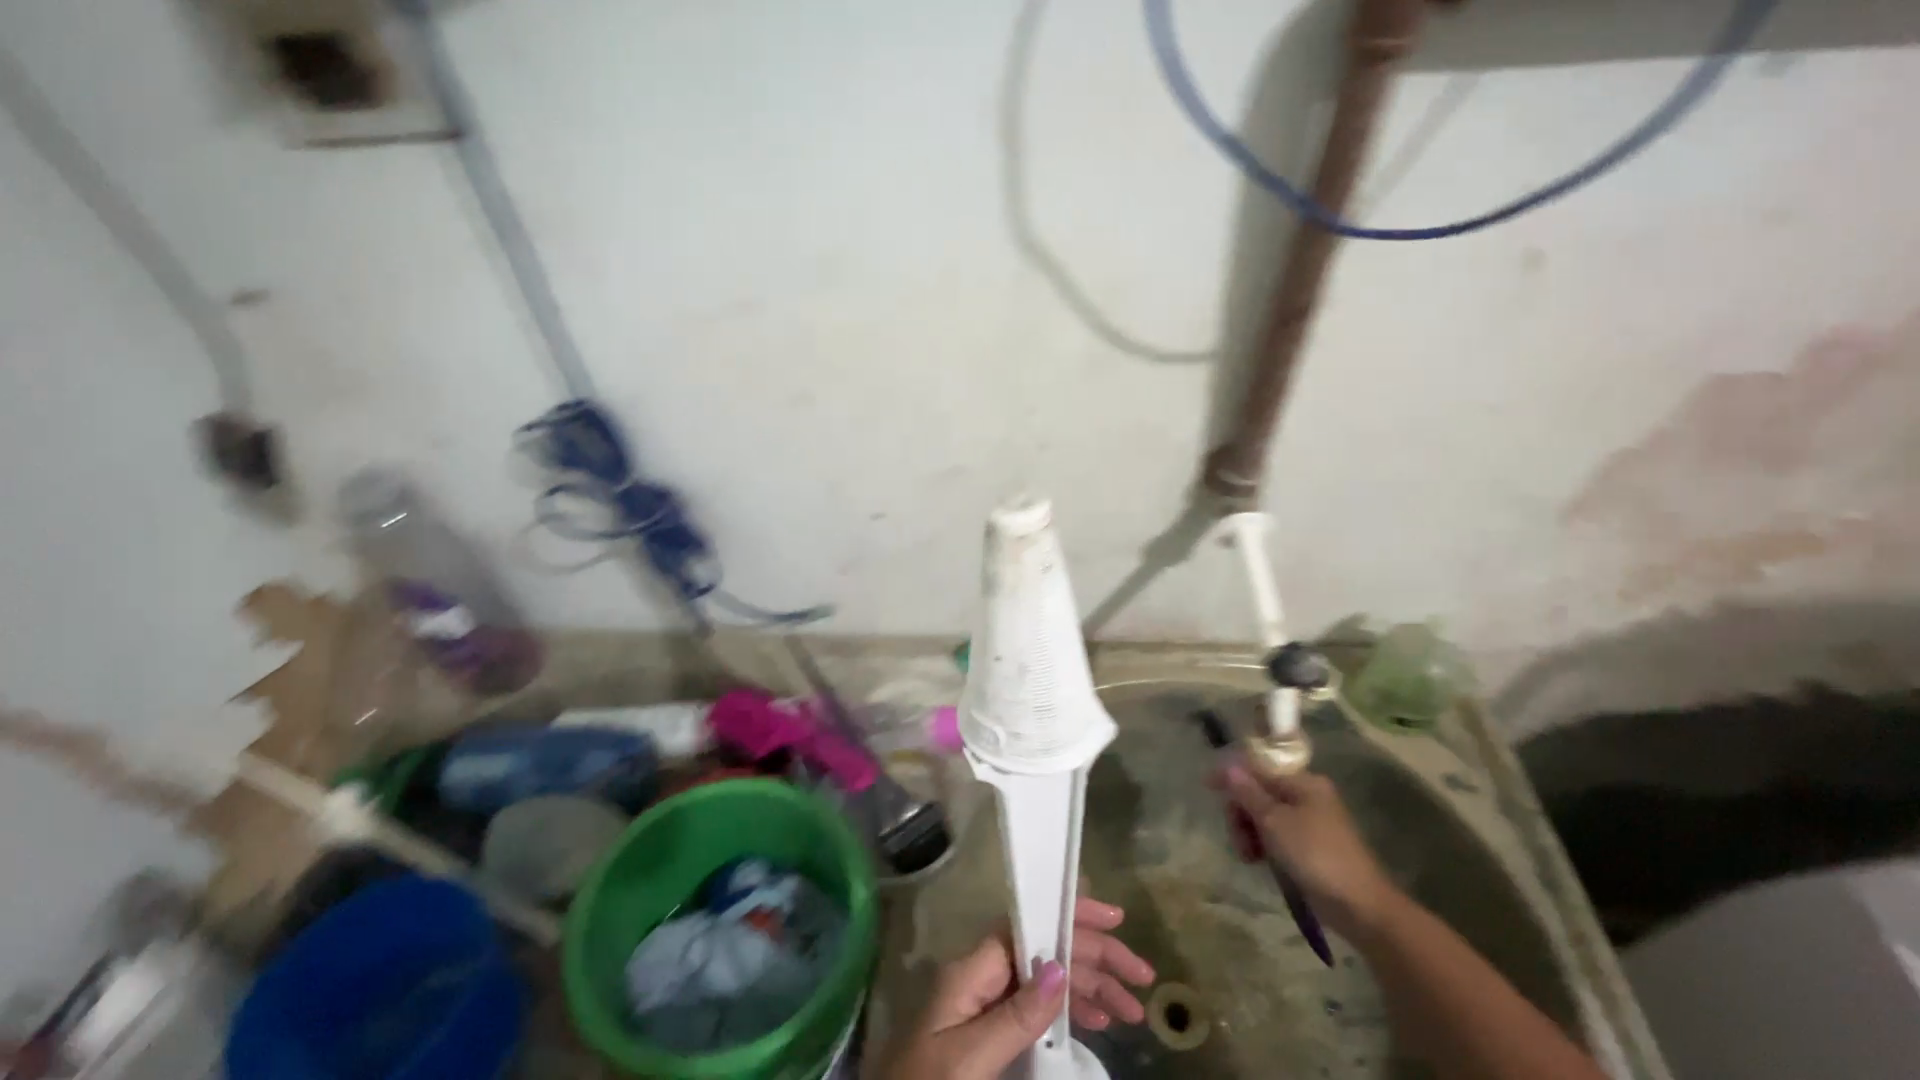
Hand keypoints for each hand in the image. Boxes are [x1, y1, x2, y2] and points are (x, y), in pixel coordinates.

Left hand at [886, 897, 1154, 1079]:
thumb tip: (1060, 965)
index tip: (1115, 922)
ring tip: (1130, 1010)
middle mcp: (979, 977)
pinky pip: (1036, 1008)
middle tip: (1141, 978)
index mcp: (971, 970)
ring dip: (1090, 987)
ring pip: (1046, 980)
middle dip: (1094, 957)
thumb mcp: (970, 1056)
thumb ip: (1015, 1014)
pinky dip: (1071, 1010)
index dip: (1071, 918)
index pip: (1029, 926)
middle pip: (1044, 951)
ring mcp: (982, 1003)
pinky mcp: (986, 1031)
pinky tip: (1096, 1021)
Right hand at [1211, 760, 1399, 938]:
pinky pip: (1276, 836)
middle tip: (1239, 839)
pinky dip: (1264, 845)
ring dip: (1250, 833)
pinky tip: (1259, 862)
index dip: (1232, 775)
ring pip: (1264, 817)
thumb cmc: (1315, 854)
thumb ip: (1249, 793)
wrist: (1358, 904)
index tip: (1206, 786)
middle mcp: (1307, 797)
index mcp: (1303, 783)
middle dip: (1242, 814)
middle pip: (1259, 794)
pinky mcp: (1309, 847)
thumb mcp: (1275, 822)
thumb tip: (1229, 766)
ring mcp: (1309, 823)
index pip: (1258, 769)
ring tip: (1249, 857)